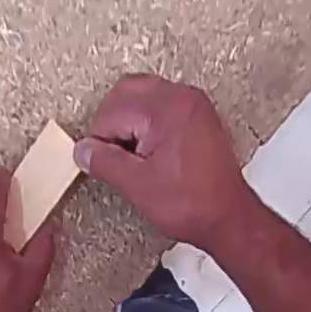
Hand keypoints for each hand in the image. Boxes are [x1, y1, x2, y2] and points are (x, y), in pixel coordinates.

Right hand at [73, 74, 260, 249]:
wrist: (227, 219)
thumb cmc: (192, 205)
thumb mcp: (138, 186)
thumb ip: (105, 163)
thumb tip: (83, 151)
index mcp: (165, 109)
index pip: (113, 110)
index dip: (98, 139)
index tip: (95, 163)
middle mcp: (182, 98)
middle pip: (127, 92)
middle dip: (110, 123)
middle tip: (106, 156)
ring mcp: (193, 106)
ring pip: (144, 97)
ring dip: (127, 123)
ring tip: (126, 158)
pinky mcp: (198, 120)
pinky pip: (162, 108)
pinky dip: (146, 125)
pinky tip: (145, 154)